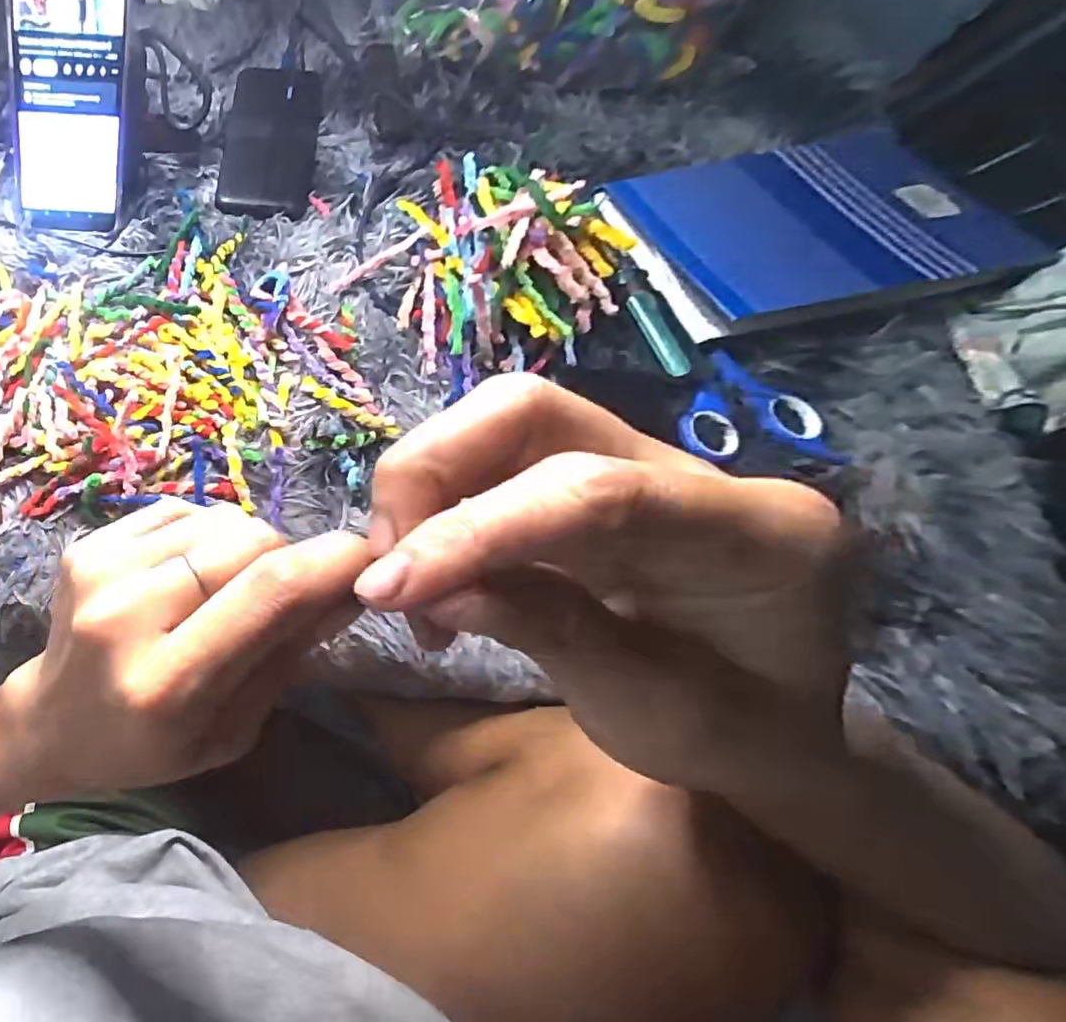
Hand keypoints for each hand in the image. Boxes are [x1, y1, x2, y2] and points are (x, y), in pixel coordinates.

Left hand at [0, 498, 370, 795]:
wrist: (49, 719)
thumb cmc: (145, 746)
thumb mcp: (229, 730)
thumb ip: (284, 657)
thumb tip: (345, 587)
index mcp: (165, 683)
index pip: (267, 593)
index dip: (331, 563)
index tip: (366, 560)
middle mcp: (125, 614)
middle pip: (243, 541)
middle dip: (288, 554)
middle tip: (287, 586)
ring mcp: (97, 569)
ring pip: (214, 518)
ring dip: (244, 544)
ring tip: (228, 585)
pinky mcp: (83, 543)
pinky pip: (178, 510)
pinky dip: (204, 533)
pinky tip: (190, 568)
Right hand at [354, 374, 852, 793]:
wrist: (764, 724)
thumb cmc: (733, 739)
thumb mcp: (653, 716)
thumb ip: (550, 636)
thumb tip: (432, 594)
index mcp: (750, 533)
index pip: (588, 491)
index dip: (471, 529)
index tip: (386, 588)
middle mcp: (682, 468)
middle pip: (521, 411)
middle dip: (425, 476)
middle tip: (390, 570)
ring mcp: (621, 459)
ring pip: (486, 423)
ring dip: (415, 493)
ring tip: (407, 583)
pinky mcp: (571, 472)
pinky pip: (477, 459)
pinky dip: (426, 508)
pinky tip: (426, 571)